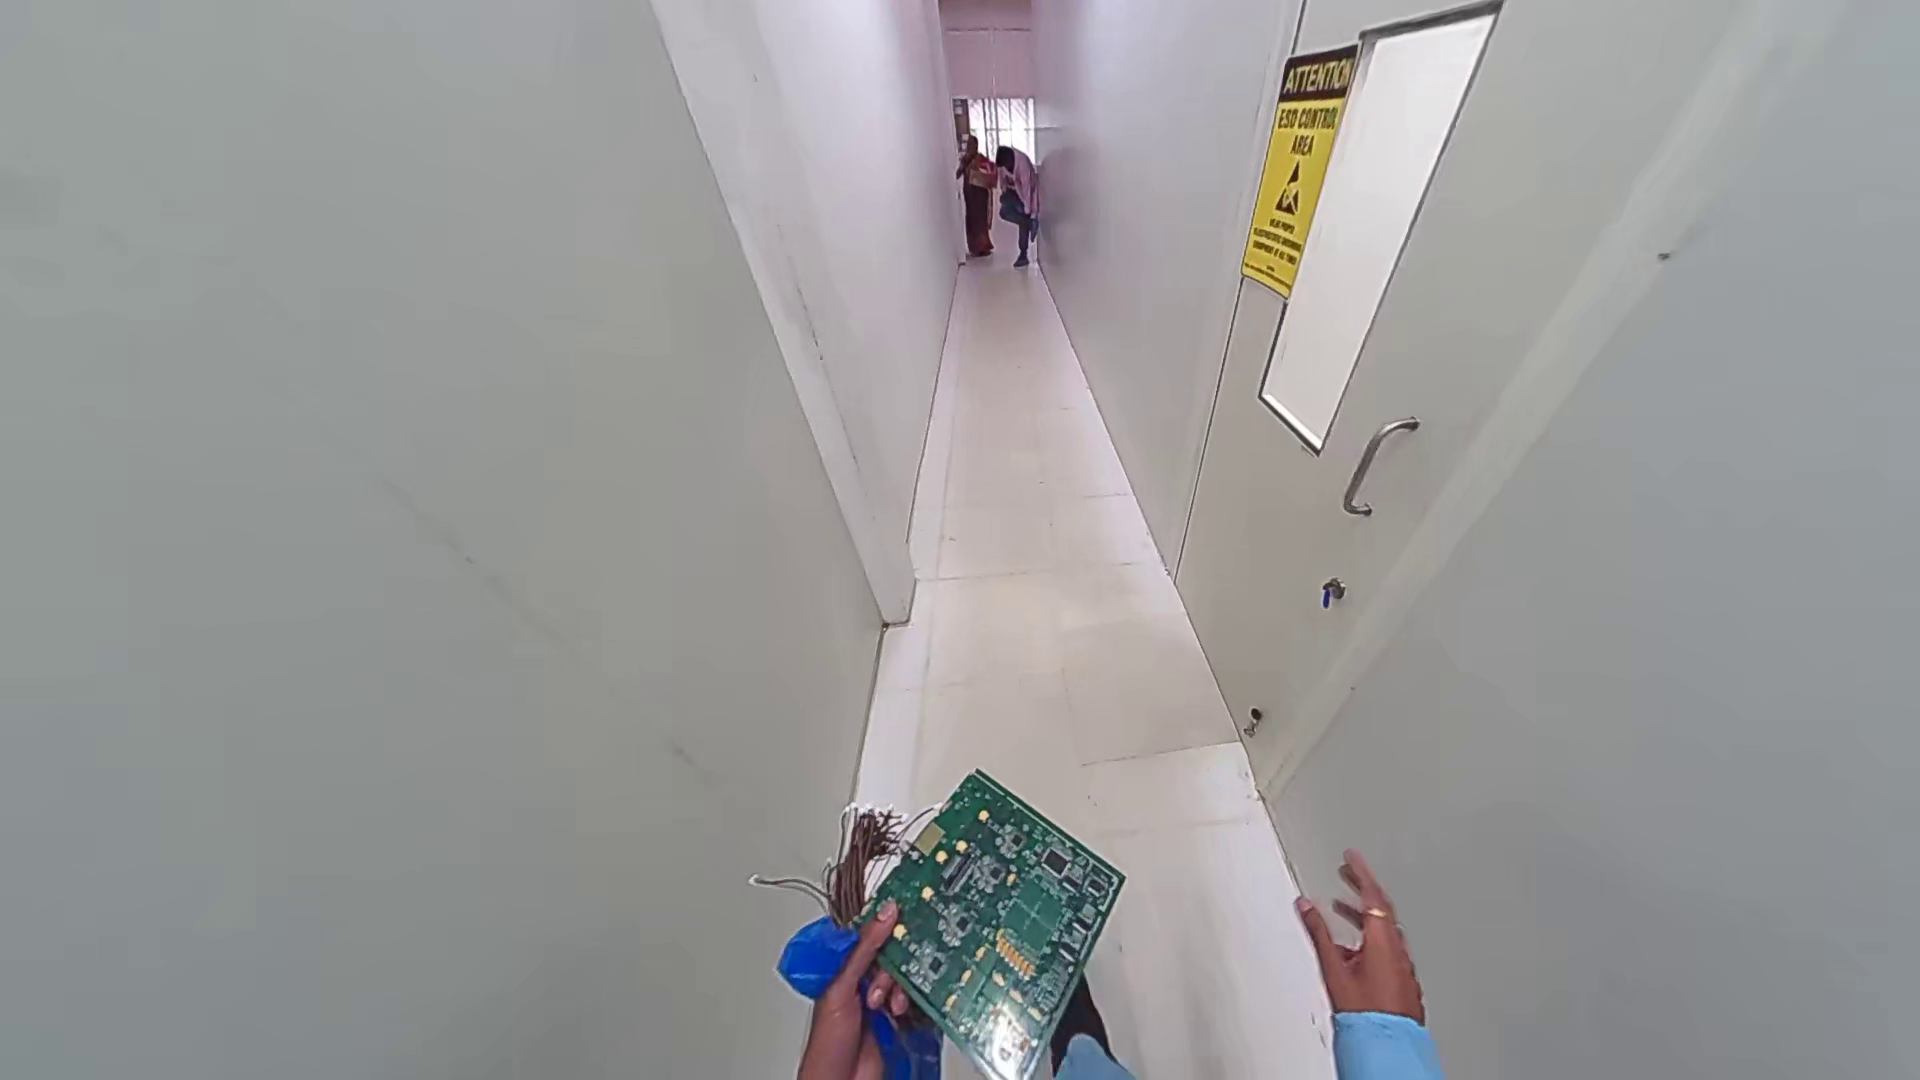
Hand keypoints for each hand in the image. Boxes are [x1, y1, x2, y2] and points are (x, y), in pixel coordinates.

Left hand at [797, 900, 913, 1079]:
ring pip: (902, 970)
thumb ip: (864, 950)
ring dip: (898, 984)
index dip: (885, 920)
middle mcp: (864, 976)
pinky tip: (900, 1009)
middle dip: (893, 959)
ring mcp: (881, 995)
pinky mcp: (897, 1014)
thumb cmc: (828, 1043)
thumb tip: (886, 911)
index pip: (868, 931)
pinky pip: (912, 993)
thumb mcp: (842, 988)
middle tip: (886, 974)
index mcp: (845, 964)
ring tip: (888, 1002)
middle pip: (889, 949)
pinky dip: (910, 998)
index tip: (903, 908)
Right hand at [1295, 850, 1425, 1022]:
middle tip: (1348, 869)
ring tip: (1343, 903)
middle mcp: (1397, 951)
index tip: (1352, 855)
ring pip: (1384, 927)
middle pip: (1382, 909)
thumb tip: (1305, 904)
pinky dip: (1369, 931)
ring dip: (1364, 910)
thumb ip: (1318, 931)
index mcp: (1383, 942)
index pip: (1374, 896)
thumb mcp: (1333, 967)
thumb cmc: (1365, 1012)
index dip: (1362, 872)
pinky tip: (1354, 940)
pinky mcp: (1401, 980)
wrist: (1387, 1048)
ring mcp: (1402, 967)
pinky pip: (1386, 944)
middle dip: (1363, 886)